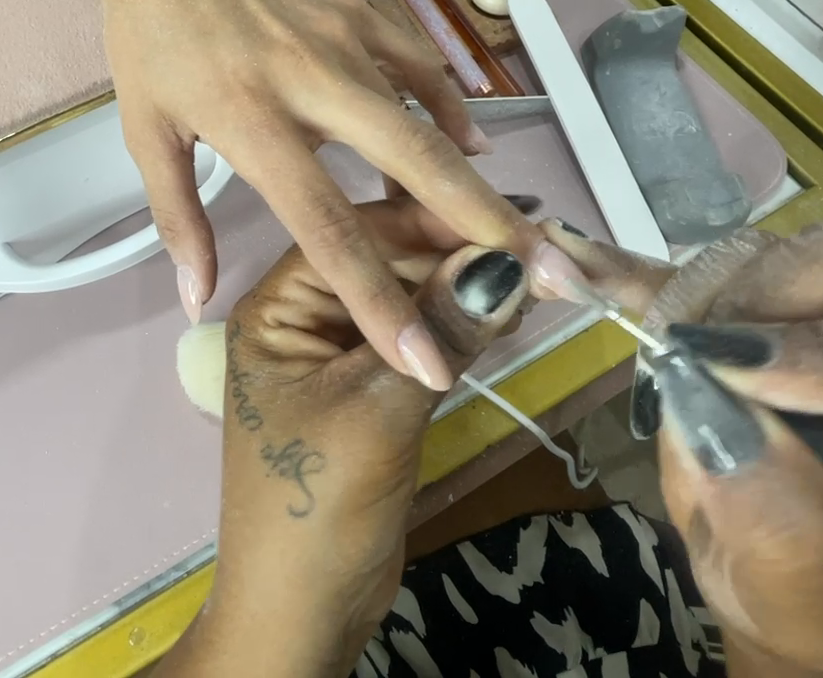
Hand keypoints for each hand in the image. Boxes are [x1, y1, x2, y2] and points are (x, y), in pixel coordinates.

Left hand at [85, 0, 548, 389]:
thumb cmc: (149, 38)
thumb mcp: (144, 131)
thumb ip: (176, 219)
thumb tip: (196, 302)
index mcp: (250, 121)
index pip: (324, 226)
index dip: (377, 301)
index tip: (424, 361)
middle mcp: (311, 82)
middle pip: (412, 164)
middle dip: (481, 228)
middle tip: (547, 281)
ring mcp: (345, 39)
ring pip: (429, 116)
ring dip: (475, 176)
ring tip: (522, 232)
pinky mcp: (361, 10)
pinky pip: (422, 66)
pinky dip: (451, 106)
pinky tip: (471, 141)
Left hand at [176, 200, 529, 676]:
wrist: (302, 610)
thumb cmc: (316, 507)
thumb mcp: (378, 411)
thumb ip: (442, 332)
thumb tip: (511, 258)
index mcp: (279, 304)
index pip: (358, 237)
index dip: (435, 221)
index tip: (512, 212)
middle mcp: (304, 312)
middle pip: (387, 260)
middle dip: (460, 250)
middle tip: (544, 241)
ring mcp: (338, 347)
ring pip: (410, 294)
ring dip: (468, 282)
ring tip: (540, 266)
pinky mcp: (370, 379)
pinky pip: (419, 333)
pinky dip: (462, 319)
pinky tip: (508, 304)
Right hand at [546, 220, 822, 672]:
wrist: (772, 571)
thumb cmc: (815, 605)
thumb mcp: (811, 609)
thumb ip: (790, 540)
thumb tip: (726, 422)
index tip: (735, 374)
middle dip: (753, 302)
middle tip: (683, 357)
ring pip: (768, 251)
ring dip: (692, 293)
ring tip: (652, 353)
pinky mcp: (743, 303)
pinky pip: (686, 270)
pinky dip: (625, 270)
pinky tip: (569, 265)